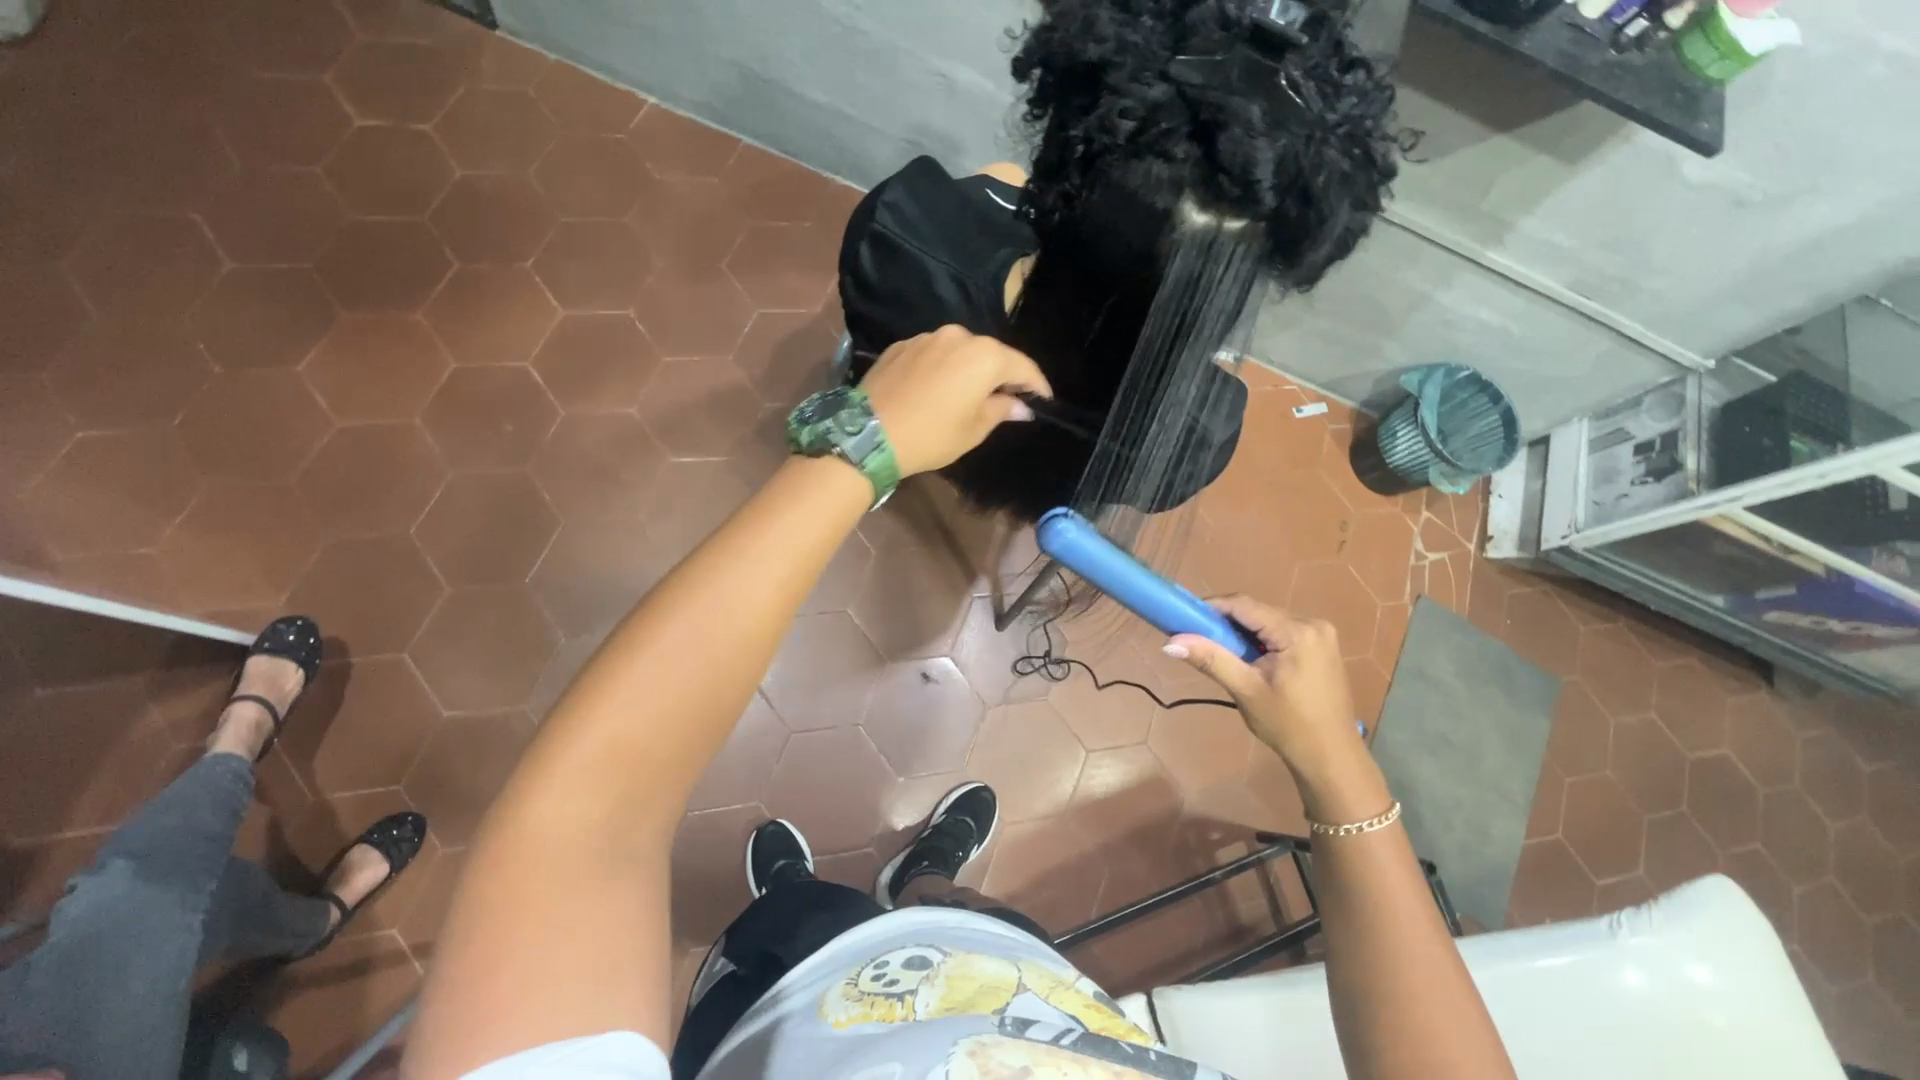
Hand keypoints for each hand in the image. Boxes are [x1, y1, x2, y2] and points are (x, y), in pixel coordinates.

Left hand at [858, 326, 1051, 476]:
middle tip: (1008, 398)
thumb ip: (1001, 409)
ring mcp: (926, 338)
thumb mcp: (973, 429)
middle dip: (1002, 374)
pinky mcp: (901, 346)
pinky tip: (937, 389)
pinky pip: (933, 354)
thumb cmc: (931, 435)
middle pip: (991, 354)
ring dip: (969, 369)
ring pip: (960, 351)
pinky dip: (942, 368)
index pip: (1022, 366)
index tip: (1043, 400)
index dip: (1036, 384)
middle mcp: (958, 336)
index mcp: (984, 355)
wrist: (868, 435)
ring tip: (969, 394)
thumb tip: (1020, 405)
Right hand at [1164, 595, 1363, 770]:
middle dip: (1227, 624)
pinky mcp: (1322, 647)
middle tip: (1199, 642)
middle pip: (1258, 613)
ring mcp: (1322, 635)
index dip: (1211, 608)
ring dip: (1244, 634)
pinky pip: (1283, 633)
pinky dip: (1261, 642)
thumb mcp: (1246, 691)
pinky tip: (1250, 662)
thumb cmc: (1289, 725)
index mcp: (1297, 632)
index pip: (1244, 605)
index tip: (1184, 619)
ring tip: (1223, 656)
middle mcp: (1313, 624)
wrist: (1331, 756)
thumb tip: (1171, 643)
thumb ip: (1211, 660)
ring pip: (1269, 623)